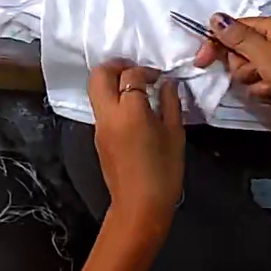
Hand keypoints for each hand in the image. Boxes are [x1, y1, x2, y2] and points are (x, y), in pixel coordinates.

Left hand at [87, 61, 184, 237]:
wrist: (139, 205)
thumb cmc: (163, 171)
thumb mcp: (174, 134)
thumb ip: (170, 103)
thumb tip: (167, 84)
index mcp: (129, 111)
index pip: (130, 75)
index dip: (145, 71)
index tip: (158, 78)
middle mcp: (108, 114)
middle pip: (98, 75)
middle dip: (116, 66)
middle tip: (136, 72)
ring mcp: (99, 127)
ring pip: (95, 91)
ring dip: (112, 83)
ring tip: (136, 90)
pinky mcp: (97, 138)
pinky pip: (100, 109)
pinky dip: (112, 100)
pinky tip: (132, 110)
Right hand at [194, 13, 270, 138]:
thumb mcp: (266, 55)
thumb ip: (238, 38)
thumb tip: (215, 17)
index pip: (236, 28)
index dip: (217, 43)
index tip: (201, 62)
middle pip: (242, 50)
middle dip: (242, 67)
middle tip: (255, 75)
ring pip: (252, 70)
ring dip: (255, 83)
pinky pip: (266, 83)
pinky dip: (267, 91)